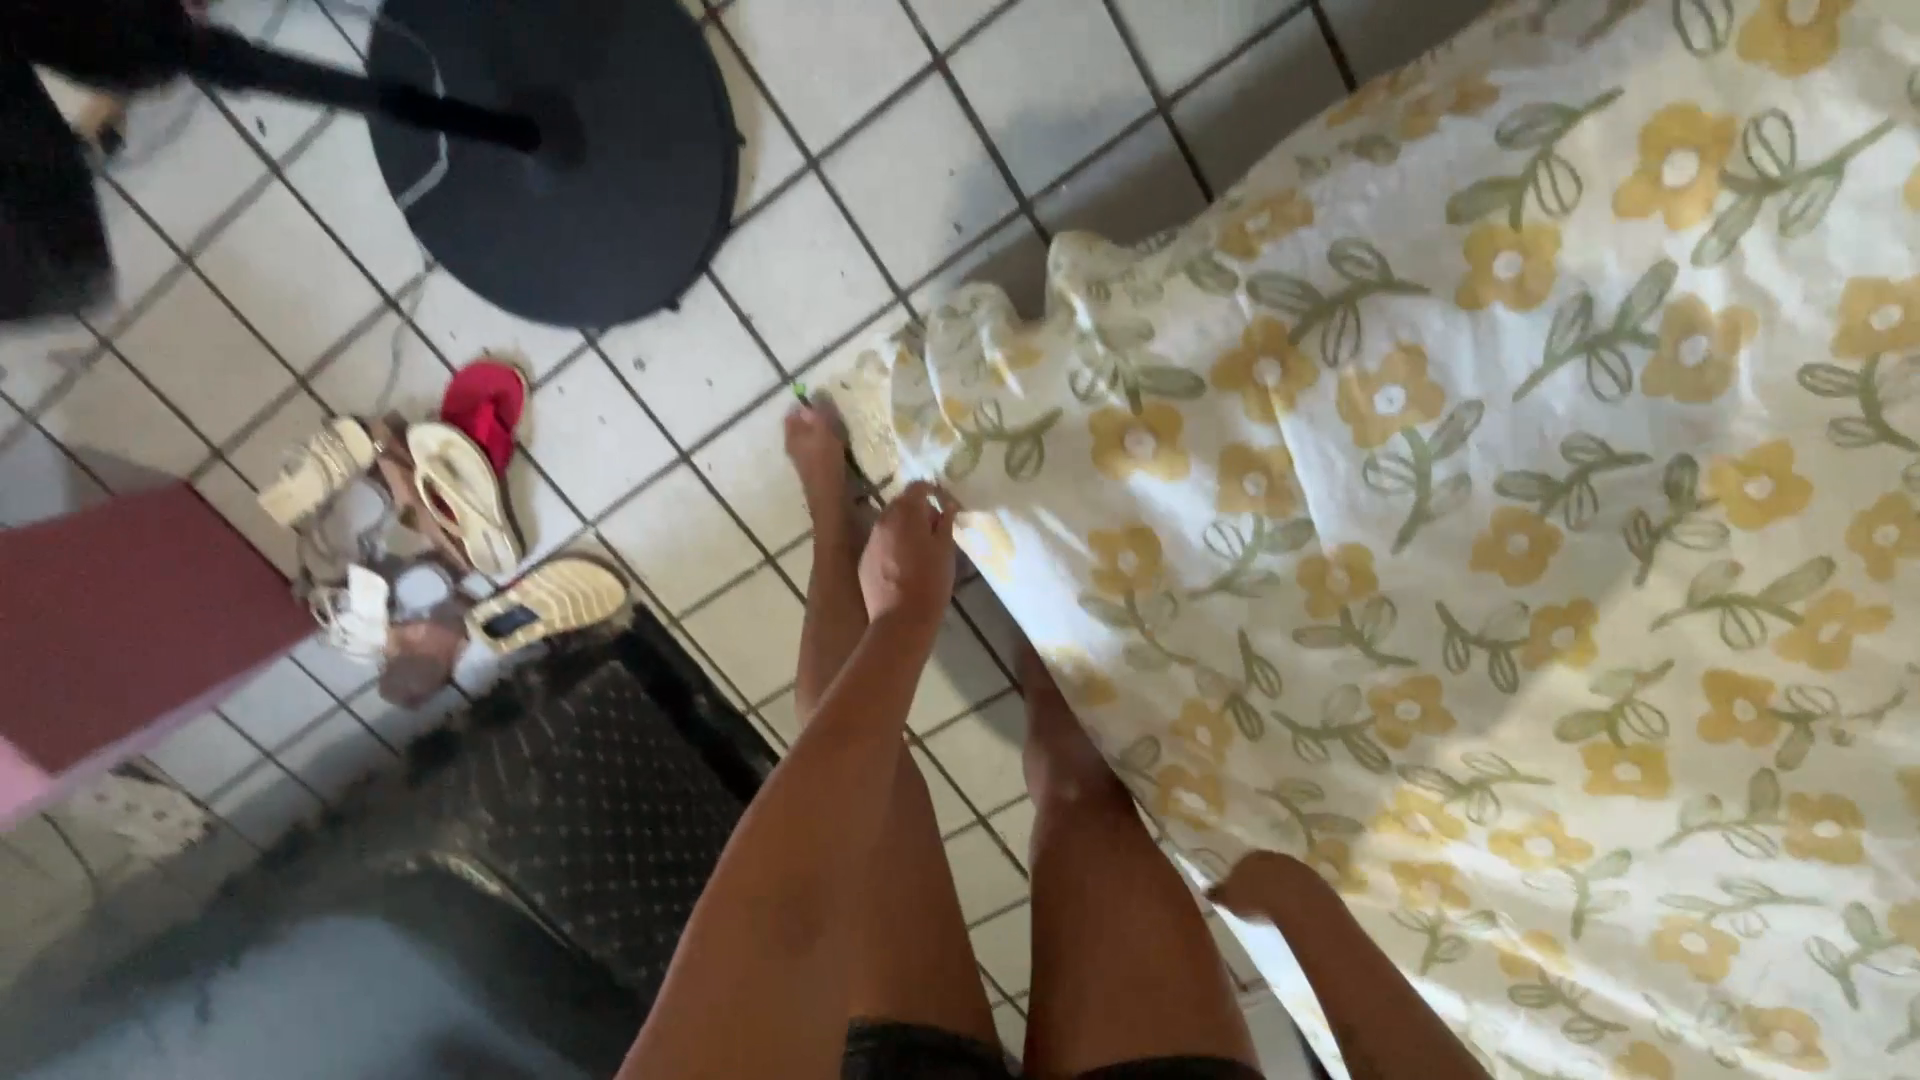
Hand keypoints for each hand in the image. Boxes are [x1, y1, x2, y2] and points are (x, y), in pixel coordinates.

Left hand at [859, 481, 958, 636]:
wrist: (901, 619)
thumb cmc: (931, 582)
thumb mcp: (945, 550)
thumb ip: (945, 523)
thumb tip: (946, 506)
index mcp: (905, 514)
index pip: (916, 487)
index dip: (931, 490)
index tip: (942, 502)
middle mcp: (883, 522)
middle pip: (900, 504)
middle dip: (917, 510)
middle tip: (935, 528)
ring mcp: (870, 542)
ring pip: (889, 525)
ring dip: (904, 528)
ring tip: (920, 549)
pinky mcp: (864, 561)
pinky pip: (880, 544)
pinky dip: (892, 546)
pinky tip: (904, 566)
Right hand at [1205, 851, 1313, 924]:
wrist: (1298, 904)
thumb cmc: (1256, 900)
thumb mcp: (1231, 900)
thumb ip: (1218, 894)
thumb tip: (1205, 889)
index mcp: (1249, 856)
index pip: (1241, 864)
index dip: (1240, 878)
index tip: (1240, 892)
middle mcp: (1272, 856)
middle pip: (1265, 867)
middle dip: (1262, 880)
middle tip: (1259, 900)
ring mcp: (1297, 866)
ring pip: (1285, 875)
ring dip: (1282, 888)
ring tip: (1278, 908)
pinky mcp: (1316, 881)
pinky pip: (1303, 888)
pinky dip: (1298, 896)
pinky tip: (1296, 911)